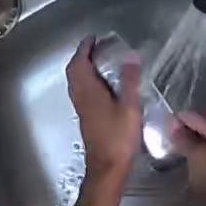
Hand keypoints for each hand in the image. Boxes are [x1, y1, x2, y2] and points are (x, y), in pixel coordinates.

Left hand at [67, 36, 141, 186]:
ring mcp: (82, 110)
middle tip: (97, 48)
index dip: (85, 48)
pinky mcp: (87, 119)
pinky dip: (88, 82)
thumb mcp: (129, 107)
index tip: (93, 37)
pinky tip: (103, 86)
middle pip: (74, 71)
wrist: (107, 168)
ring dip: (84, 69)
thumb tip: (130, 56)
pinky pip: (82, 93)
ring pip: (76, 83)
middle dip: (82, 56)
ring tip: (100, 63)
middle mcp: (80, 98)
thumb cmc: (118, 138)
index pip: (80, 62)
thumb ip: (129, 81)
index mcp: (88, 91)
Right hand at [170, 110, 205, 205]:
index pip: (192, 115)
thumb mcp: (196, 155)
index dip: (176, 120)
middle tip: (167, 140)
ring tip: (175, 151)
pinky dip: (198, 152)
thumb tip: (173, 125)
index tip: (161, 130)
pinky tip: (189, 161)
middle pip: (199, 125)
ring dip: (190, 143)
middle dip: (183, 131)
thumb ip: (183, 138)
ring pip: (204, 138)